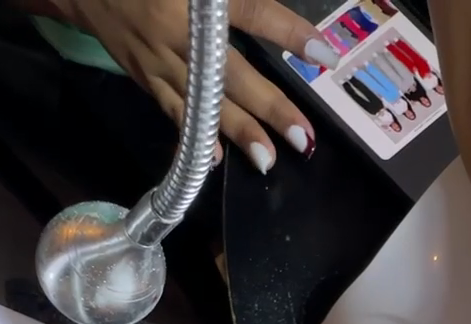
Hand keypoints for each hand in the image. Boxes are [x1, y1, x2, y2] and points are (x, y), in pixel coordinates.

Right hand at [29, 0, 335, 170]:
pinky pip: (171, 112)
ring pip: (204, 101)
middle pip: (232, 72)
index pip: (252, 12)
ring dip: (238, 133)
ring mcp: (160, 60)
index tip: (325, 56)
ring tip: (268, 161)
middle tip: (304, 139)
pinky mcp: (145, 78)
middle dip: (269, 107)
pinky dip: (193, 138)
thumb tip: (264, 14)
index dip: (287, 32)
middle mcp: (179, 32)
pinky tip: (215, 161)